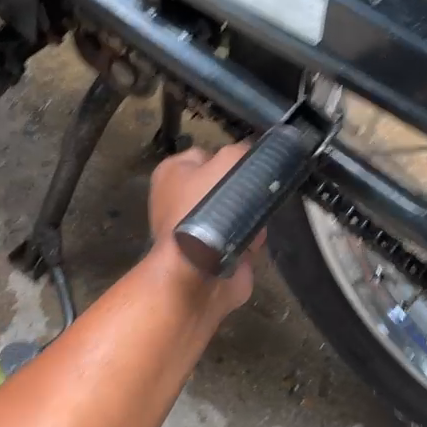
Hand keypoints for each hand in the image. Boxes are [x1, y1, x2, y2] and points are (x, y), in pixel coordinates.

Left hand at [146, 143, 257, 316]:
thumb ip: (242, 152)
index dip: (230, 159)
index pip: (208, 154)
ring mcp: (196, 230)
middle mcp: (179, 200)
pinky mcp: (212, 255)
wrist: (199, 273)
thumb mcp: (227, 163)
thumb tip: (251, 157)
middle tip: (255, 196)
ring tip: (251, 225)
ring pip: (238, 213)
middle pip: (226, 185)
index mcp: (172, 173)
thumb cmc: (204, 211)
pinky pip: (241, 239)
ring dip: (251, 218)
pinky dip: (250, 242)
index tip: (248, 168)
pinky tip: (250, 245)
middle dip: (244, 193)